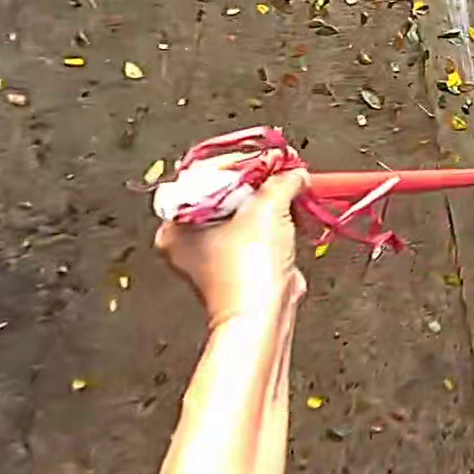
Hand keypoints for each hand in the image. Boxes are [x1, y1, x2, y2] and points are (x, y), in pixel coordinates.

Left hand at [156, 161, 308, 328]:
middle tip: (284, 170)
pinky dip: (278, 218)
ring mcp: (216, 249)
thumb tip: (295, 171)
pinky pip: (259, 226)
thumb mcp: (267, 206)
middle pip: (230, 188)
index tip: (270, 157)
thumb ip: (283, 178)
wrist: (264, 316)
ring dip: (275, 198)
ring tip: (292, 192)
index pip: (209, 173)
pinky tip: (294, 214)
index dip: (243, 161)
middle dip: (263, 179)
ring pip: (248, 206)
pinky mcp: (241, 260)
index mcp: (178, 223)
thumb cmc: (249, 271)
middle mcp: (191, 235)